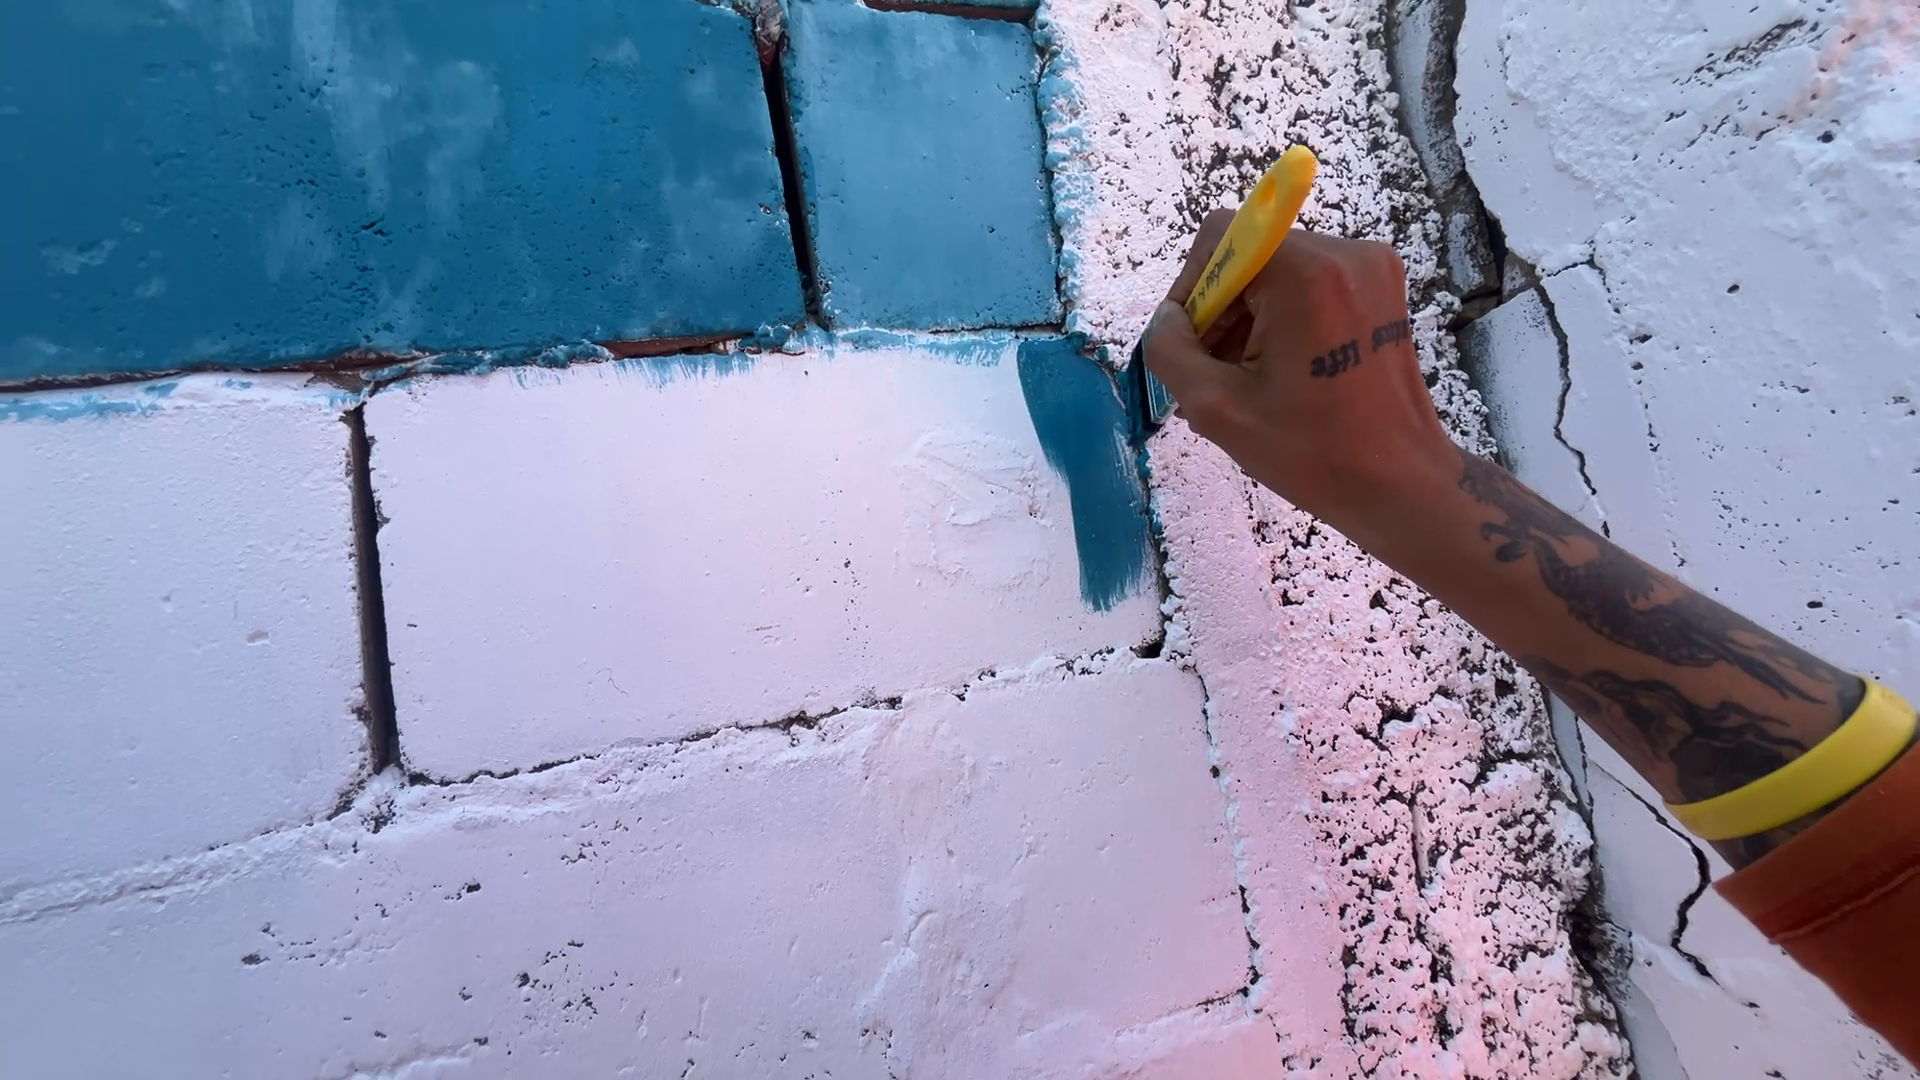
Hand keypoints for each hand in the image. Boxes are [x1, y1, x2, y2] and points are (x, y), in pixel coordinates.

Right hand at [1143, 211, 1457, 540]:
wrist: (1397, 484)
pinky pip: (1306, 289)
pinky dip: (1277, 325)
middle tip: (1214, 377)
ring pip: (1275, 275)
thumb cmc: (1308, 452)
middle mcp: (1346, 252)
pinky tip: (1274, 376)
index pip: (1221, 237)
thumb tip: (1166, 320)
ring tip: (1244, 385)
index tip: (1191, 345)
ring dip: (1245, 324)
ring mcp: (1371, 268)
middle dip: (1219, 314)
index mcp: (1307, 273)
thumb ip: (1170, 352)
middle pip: (1249, 257)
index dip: (1191, 288)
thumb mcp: (1214, 407)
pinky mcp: (1380, 290)